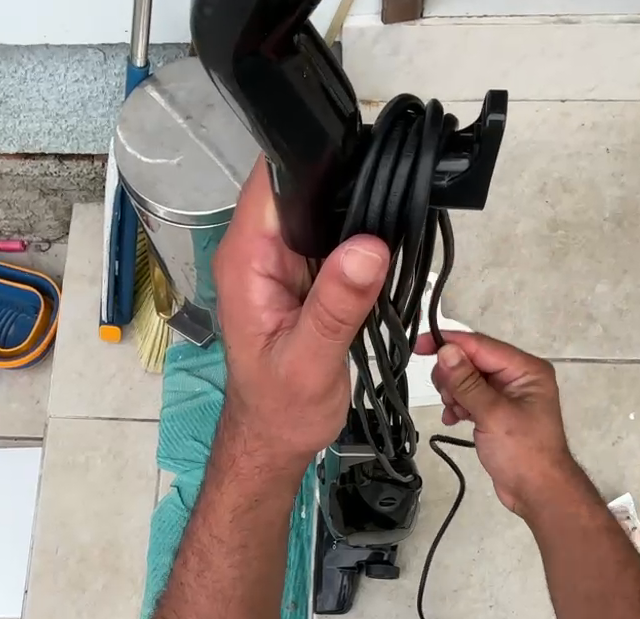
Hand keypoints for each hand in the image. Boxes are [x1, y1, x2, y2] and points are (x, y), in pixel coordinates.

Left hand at [212, 160, 390, 477]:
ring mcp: (281, 262)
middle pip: (302, 185)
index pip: (273, 178)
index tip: (364, 159)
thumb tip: (368, 247)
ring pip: (322, 211)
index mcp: (247, 260)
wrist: (275, 438)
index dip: (315, 159)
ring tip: (390, 235)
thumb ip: (335, 307)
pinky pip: (333, 241)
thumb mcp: (309, 363)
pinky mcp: (303, 277)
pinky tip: (379, 256)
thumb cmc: (280, 411)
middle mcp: (259, 252)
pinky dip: (357, 244)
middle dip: (347, 185)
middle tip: (393, 205)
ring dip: (356, 216)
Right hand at [426, 331, 588, 517]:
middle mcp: (518, 378)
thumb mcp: (492, 414)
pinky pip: (471, 399)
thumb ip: (467, 382)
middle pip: (474, 362)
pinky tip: (454, 420)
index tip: (419, 345)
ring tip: (454, 412)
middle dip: (453, 375)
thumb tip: (446, 351)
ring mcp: (508, 397)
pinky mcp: (497, 414)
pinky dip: (459, 406)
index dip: (450, 344)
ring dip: (454, 393)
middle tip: (444, 395)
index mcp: (526, 370)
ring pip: (469, 381)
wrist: (537, 491)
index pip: (482, 346)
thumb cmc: (523, 453)